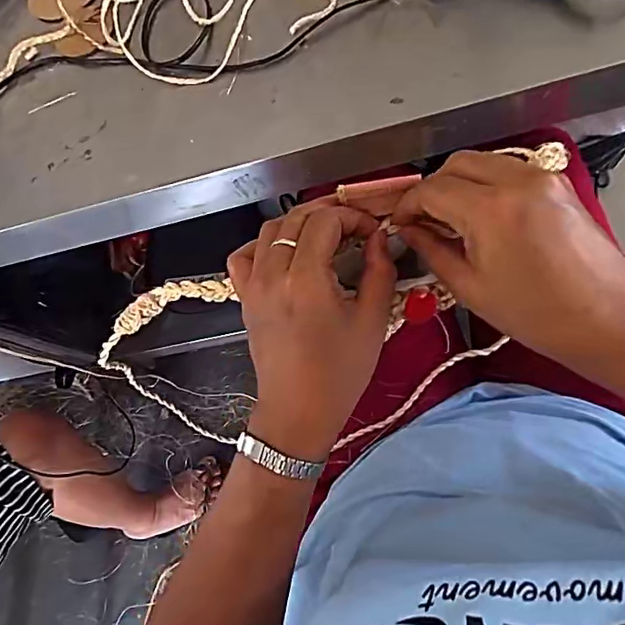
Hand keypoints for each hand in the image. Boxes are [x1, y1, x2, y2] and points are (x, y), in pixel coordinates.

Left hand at [227, 200, 393, 461]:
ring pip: (270, 229)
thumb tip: (378, 238)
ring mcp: (254, 285)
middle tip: (355, 229)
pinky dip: (264, 244)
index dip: (353, 217)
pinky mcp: (245, 297)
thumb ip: (379, 270)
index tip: (371, 232)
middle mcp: (273, 274)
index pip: (325, 221)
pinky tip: (286, 253)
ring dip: (300, 223)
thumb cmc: (339, 372)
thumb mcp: (372, 321)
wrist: (298, 410)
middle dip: (330, 215)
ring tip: (325, 237)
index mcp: (306, 279)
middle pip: (297, 218)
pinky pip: (245, 255)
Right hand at [389, 150, 624, 360]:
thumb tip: (413, 232)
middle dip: (432, 188)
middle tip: (422, 220)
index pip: (431, 188)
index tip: (402, 222)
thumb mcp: (472, 288)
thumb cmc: (546, 314)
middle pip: (455, 164)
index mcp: (491, 210)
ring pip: (483, 162)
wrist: (609, 317)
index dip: (408, 205)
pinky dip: (487, 184)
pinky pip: (509, 170)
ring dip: (459, 183)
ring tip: (452, 220)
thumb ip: (433, 251)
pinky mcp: (558, 184)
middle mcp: (518, 182)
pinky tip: (483, 216)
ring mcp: (542, 179)